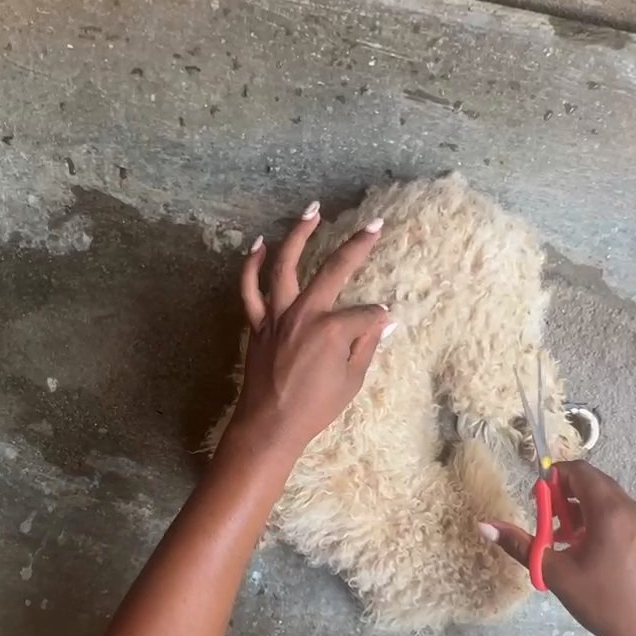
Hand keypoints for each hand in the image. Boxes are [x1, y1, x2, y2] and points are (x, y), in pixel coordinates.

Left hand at [222, 201, 393, 461]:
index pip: (366, 314)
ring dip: (299, 234)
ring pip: (285, 265)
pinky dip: (253, 265)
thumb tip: (384, 320)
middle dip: (357, 246)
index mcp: (332, 330)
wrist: (270, 425)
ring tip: (311, 211)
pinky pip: (250, 288)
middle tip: (373, 225)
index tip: (382, 326)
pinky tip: (260, 244)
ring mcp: (276, 315)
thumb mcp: (351, 380)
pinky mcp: (258, 323)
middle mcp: (303, 314)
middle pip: (333, 270)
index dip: (378, 320)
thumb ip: (367, 344)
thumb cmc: (314, 408)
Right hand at [482, 460, 635, 635]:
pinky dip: (598, 521)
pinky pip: (620, 515)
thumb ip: (520, 544)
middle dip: (565, 495)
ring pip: (608, 500)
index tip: (537, 502)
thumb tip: (483, 526)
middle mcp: (632, 510)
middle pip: (594, 482)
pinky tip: (586, 552)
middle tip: (547, 522)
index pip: (579, 471)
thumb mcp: (555, 573)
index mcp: (610, 512)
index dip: (553, 478)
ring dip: (581, 509)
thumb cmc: (602, 603)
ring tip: (564, 540)